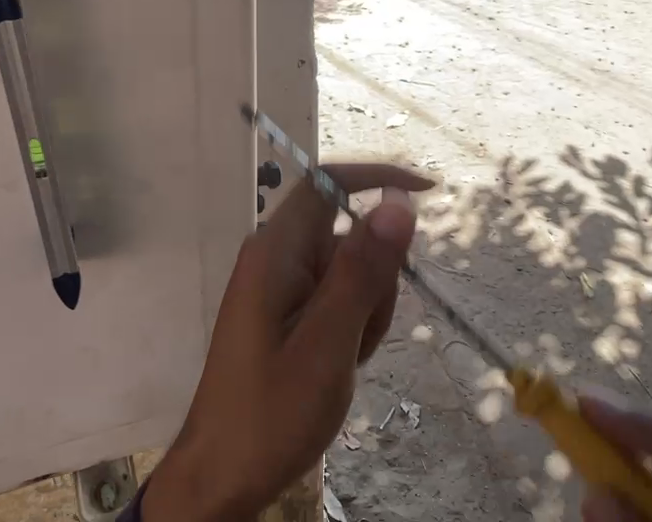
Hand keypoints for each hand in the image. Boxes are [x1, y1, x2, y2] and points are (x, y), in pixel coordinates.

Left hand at [143, 164, 431, 521]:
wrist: (223, 473)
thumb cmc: (271, 412)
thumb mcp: (329, 343)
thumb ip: (363, 270)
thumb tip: (397, 201)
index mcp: (275, 249)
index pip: (327, 183)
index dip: (377, 178)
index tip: (428, 194)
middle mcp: (274, 255)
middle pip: (347, 234)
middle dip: (373, 278)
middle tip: (358, 336)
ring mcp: (278, 284)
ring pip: (348, 272)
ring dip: (363, 311)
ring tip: (343, 360)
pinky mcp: (284, 311)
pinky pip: (334, 300)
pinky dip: (349, 328)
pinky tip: (335, 367)